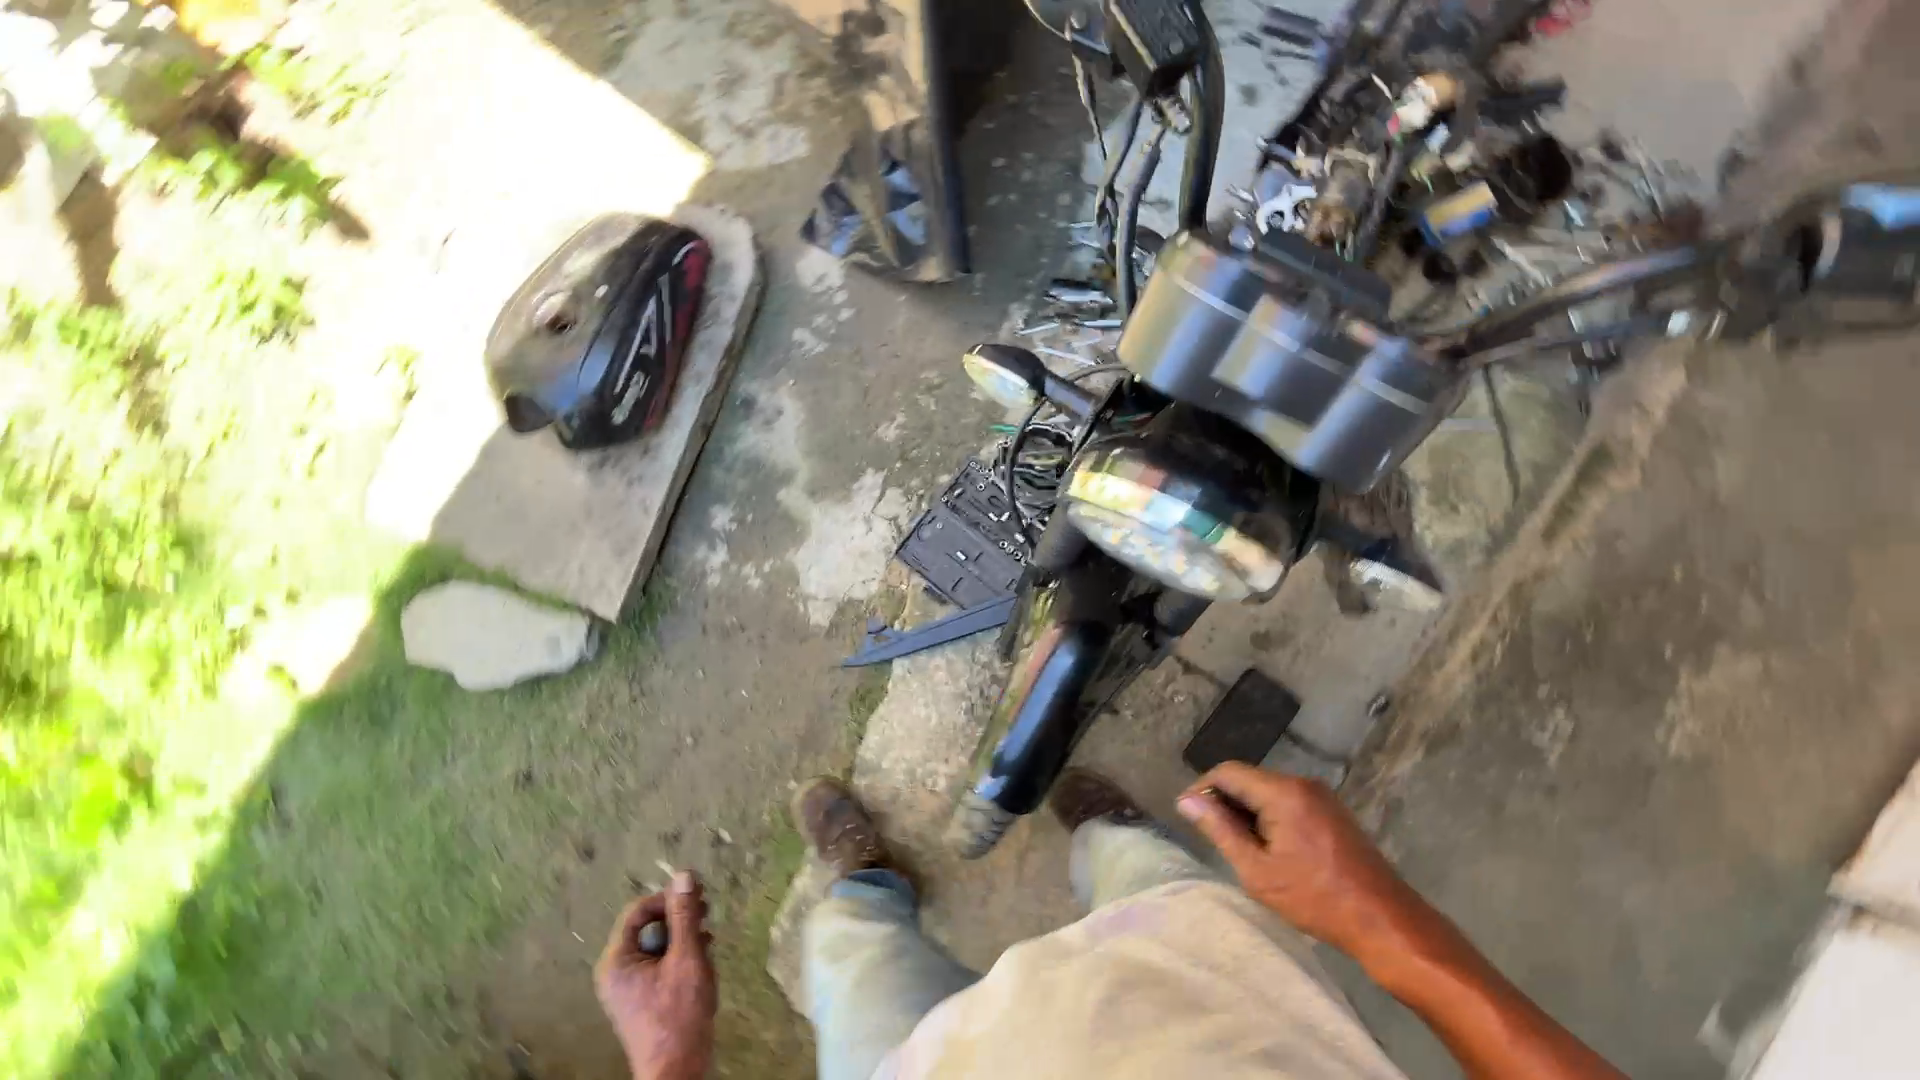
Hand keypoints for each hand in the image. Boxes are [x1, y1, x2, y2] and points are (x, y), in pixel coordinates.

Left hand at [595, 871, 716, 1079]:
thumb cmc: (679, 1014)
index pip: (638, 911)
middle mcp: (616, 972)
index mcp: (617, 960)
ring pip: (656, 946)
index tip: (698, 900)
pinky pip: (658, 965)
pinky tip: (702, 962)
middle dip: (679, 919)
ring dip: (683, 938)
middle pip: (647, 927)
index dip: (668, 900)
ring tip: (708, 942)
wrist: (675, 1072)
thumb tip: (684, 875)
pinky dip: (680, 958)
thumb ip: (685, 916)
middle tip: (707, 916)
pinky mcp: (641, 1000)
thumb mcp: (687, 958)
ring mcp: (627, 988)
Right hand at [1177, 764, 1424, 967]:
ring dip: (1246, 810)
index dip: (1202, 789)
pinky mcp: (1331, 810)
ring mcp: (1321, 795)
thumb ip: (1220, 830)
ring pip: (1267, 790)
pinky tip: (1267, 847)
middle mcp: (1302, 783)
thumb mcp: (1257, 870)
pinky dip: (1268, 816)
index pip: (1228, 772)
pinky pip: (1287, 800)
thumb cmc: (1315, 899)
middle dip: (1224, 801)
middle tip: (1210, 835)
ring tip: (1237, 845)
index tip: (1187, 814)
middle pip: (1248, 779)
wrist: (1383, 919)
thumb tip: (1186, 800)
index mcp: (1283, 793)